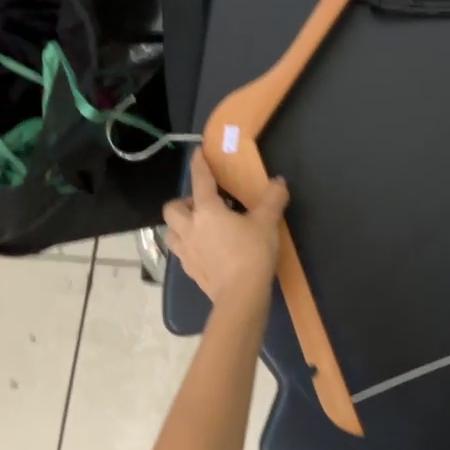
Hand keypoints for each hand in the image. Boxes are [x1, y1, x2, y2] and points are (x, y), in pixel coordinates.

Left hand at [163, 150, 286, 307]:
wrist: (240, 296)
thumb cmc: (251, 253)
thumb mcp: (267, 222)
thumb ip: (272, 198)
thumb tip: (278, 181)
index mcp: (206, 211)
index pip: (200, 181)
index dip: (198, 164)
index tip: (197, 153)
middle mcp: (190, 228)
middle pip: (172, 209)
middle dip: (183, 202)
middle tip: (203, 203)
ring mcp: (186, 252)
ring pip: (171, 232)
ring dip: (180, 225)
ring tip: (199, 226)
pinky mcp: (190, 271)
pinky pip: (181, 252)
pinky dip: (188, 245)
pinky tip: (205, 248)